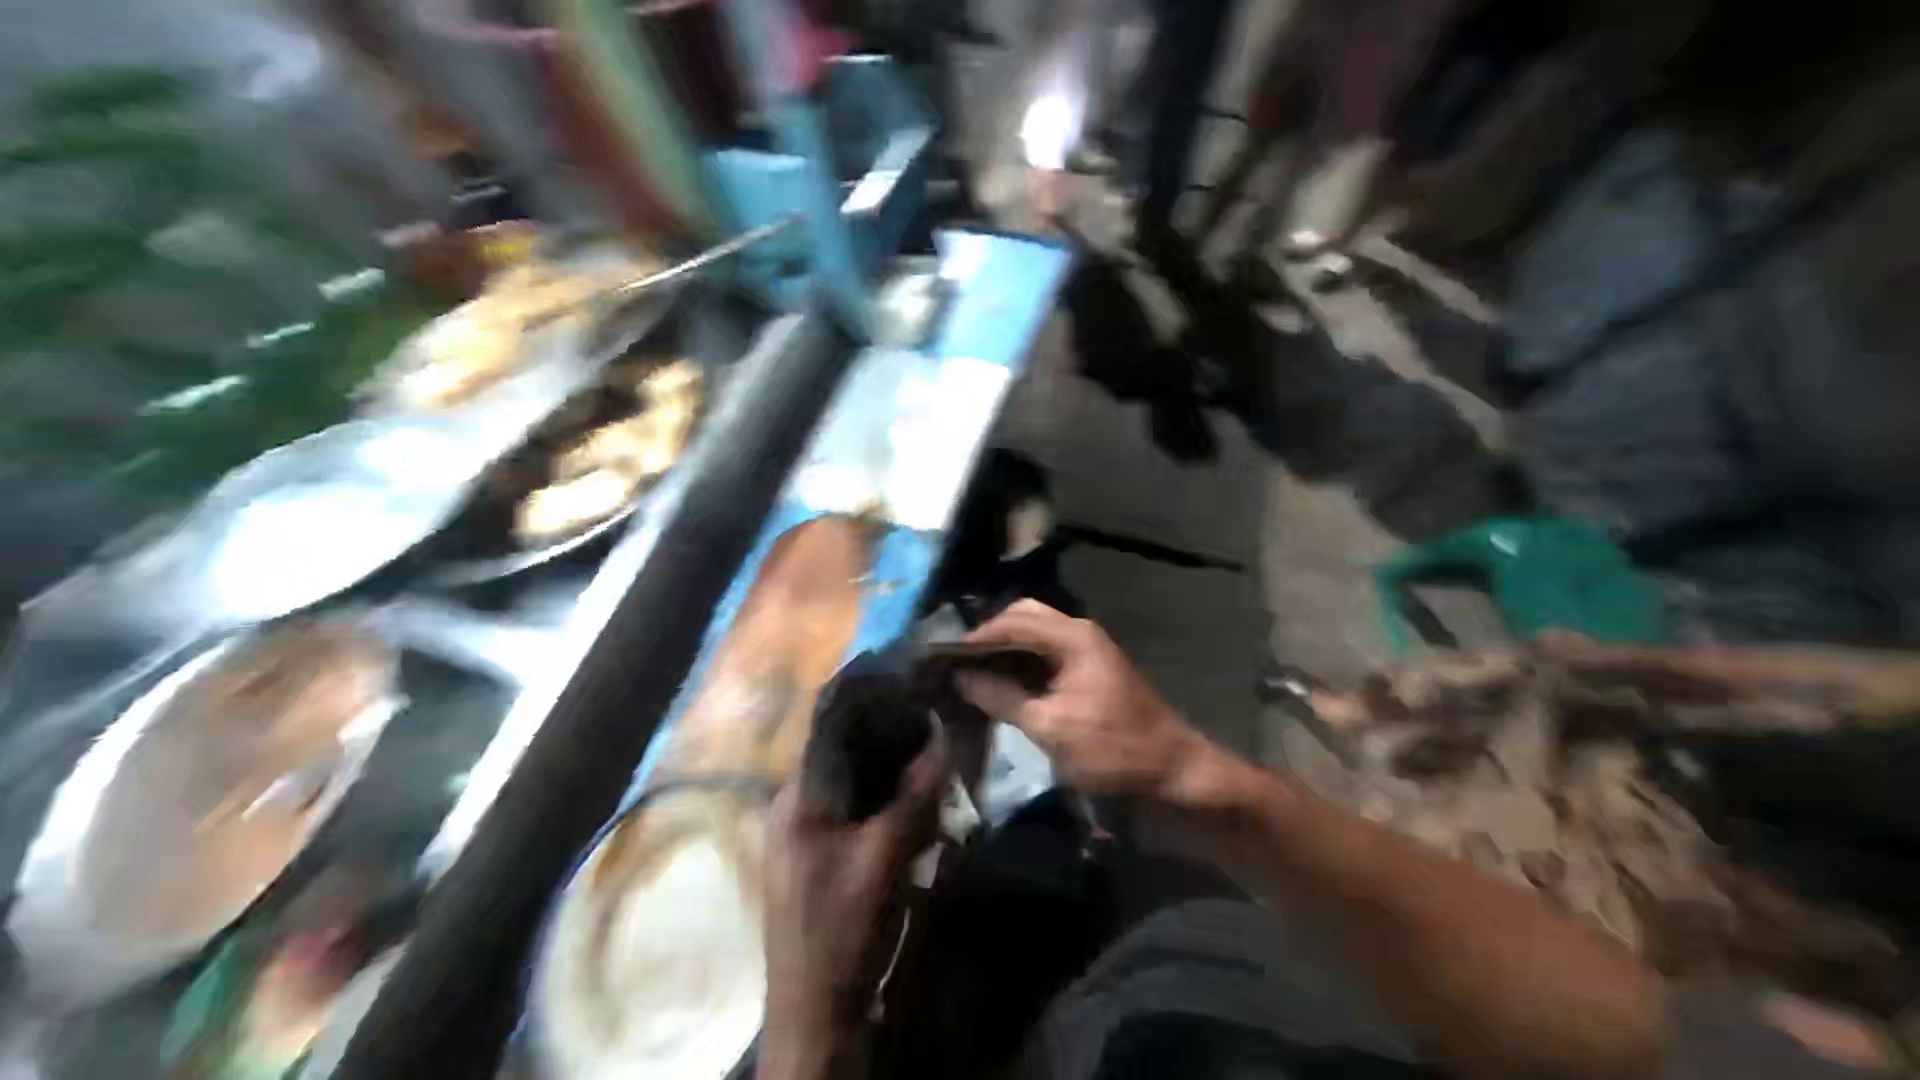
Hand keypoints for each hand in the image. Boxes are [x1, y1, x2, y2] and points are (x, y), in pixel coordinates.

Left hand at [761, 734, 947, 1079]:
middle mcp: (793, 806)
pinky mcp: (818, 856)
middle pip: (845, 758)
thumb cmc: (842, 929)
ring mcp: (804, 834)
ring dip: (890, 783)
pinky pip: (854, 814)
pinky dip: (883, 809)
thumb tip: (942, 739)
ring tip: (930, 774)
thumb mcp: (884, 859)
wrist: (817, 1013)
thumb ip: (913, 798)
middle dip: (889, 750)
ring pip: (853, 787)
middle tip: (932, 738)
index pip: (830, 730)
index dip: (871, 710)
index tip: (912, 696)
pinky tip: (914, 816)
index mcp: (796, 798)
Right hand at [957, 600, 1235, 807]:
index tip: (944, 658)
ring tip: (970, 672)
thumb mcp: (1050, 727)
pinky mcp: (1085, 670)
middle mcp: (1078, 632)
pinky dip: (1019, 663)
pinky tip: (998, 684)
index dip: (976, 636)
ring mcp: (1084, 650)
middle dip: (989, 635)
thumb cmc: (1113, 749)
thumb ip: (1001, 697)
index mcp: (1073, 637)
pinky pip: (1044, 654)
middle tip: (958, 663)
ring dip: (1003, 648)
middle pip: (1023, 617)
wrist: (1172, 772)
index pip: (1013, 621)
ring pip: (1033, 634)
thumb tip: (960, 677)